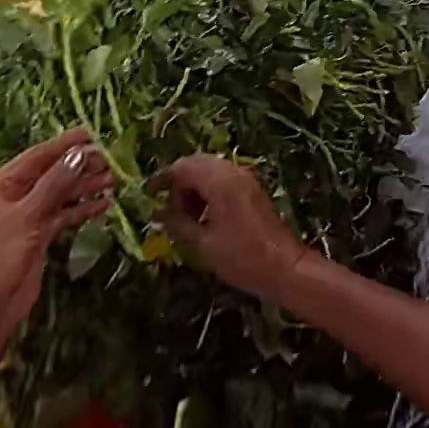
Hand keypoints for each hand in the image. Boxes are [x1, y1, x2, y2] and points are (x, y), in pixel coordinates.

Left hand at [0, 127, 115, 342]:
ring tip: (112, 180)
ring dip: (83, 188)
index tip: (92, 134)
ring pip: (57, 197)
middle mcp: (6, 203)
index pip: (33, 159)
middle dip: (78, 167)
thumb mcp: (24, 218)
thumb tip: (80, 153)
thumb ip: (54, 184)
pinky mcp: (33, 241)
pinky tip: (103, 205)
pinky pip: (61, 217)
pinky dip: (80, 210)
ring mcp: (20, 222)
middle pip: (48, 176)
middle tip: (110, 159)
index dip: (62, 146)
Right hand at [152, 154, 305, 297]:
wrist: (281, 264)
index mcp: (220, 181)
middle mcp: (234, 172)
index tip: (147, 195)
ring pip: (210, 170)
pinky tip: (204, 217)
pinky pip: (223, 179)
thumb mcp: (200, 243)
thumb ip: (176, 223)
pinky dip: (208, 190)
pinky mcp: (251, 188)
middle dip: (179, 184)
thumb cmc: (239, 256)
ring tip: (186, 219)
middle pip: (197, 163)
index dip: (163, 179)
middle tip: (168, 211)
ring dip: (194, 187)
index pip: (183, 166)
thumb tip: (157, 213)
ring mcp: (246, 178)